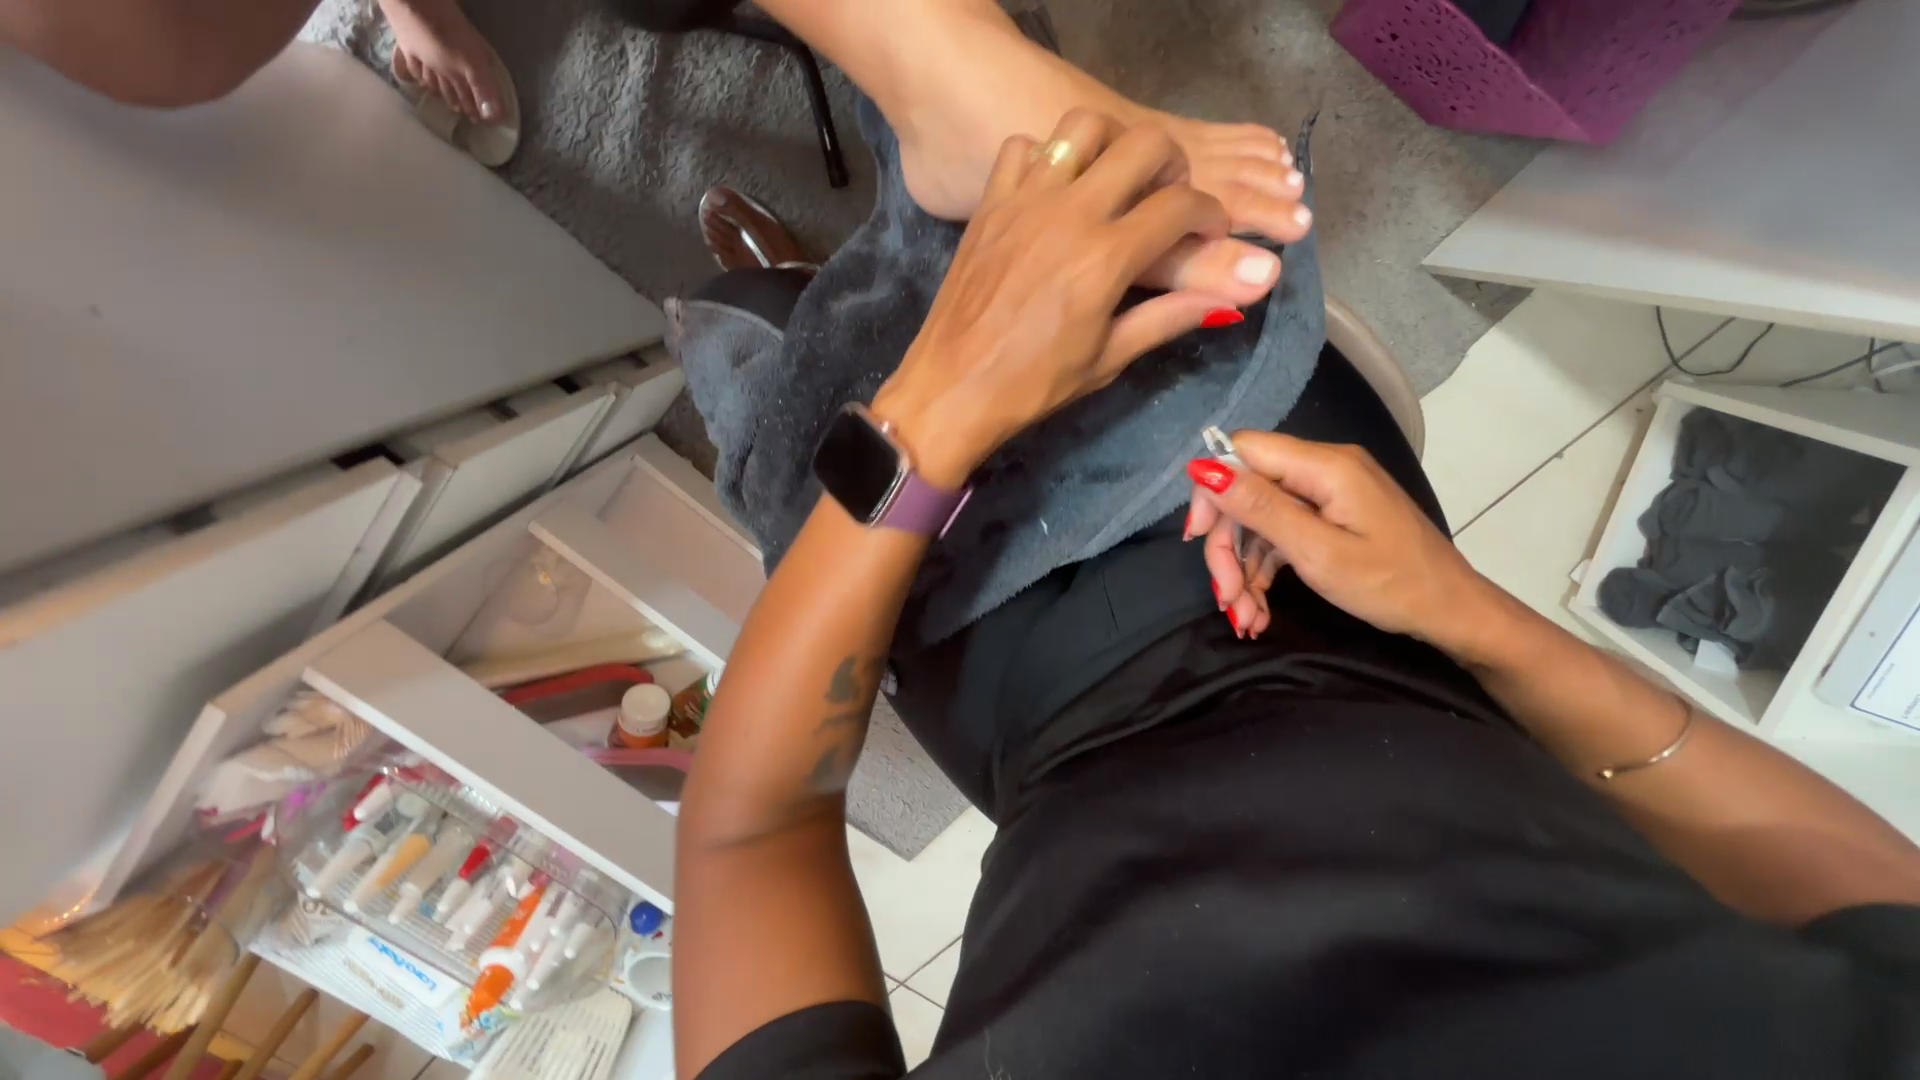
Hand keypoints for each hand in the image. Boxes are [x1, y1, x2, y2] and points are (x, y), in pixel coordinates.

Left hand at [870, 109, 1247, 488]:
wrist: (953, 388)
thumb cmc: (1032, 384)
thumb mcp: (1107, 358)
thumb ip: (1168, 317)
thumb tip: (1231, 296)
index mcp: (1105, 258)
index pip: (1181, 205)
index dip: (1210, 215)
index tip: (1211, 233)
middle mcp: (1070, 214)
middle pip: (1144, 144)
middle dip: (1173, 164)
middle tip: (1169, 197)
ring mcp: (1025, 201)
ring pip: (1083, 127)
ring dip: (1113, 142)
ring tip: (1115, 179)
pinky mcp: (990, 204)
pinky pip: (1023, 147)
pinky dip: (1047, 154)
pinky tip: (1054, 190)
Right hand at [1184, 432, 1504, 652]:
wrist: (1453, 613)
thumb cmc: (1393, 585)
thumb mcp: (1318, 553)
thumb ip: (1260, 508)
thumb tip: (1202, 468)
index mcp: (1324, 467)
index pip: (1241, 452)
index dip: (1212, 492)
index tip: (1198, 540)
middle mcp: (1323, 469)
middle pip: (1246, 491)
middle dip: (1226, 546)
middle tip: (1226, 599)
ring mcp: (1327, 493)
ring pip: (1258, 519)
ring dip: (1242, 568)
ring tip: (1244, 618)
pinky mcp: (1330, 516)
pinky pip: (1280, 533)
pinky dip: (1264, 570)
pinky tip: (1258, 609)